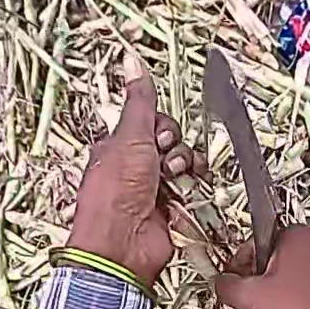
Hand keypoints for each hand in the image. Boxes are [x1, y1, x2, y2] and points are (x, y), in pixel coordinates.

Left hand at [67, 53, 207, 289]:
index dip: (160, 126)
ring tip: (174, 176)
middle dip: (173, 146)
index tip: (157, 136)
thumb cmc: (115, 193)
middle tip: (164, 160)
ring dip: (185, 164)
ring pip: (184, 163)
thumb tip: (133, 64)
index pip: (151, 123)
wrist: (122, 244)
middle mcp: (136, 168)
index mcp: (119, 148)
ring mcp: (154, 191)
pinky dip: (194, 185)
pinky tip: (189, 187)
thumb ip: (139, 103)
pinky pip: (192, 188)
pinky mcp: (171, 210)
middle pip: (171, 141)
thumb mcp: (129, 137)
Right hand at [216, 225, 309, 308]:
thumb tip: (220, 282)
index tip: (229, 281)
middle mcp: (308, 255)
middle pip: (260, 271)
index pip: (253, 243)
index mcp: (295, 237)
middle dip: (246, 296)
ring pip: (269, 294)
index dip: (236, 266)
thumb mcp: (247, 296)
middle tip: (240, 308)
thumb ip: (225, 284)